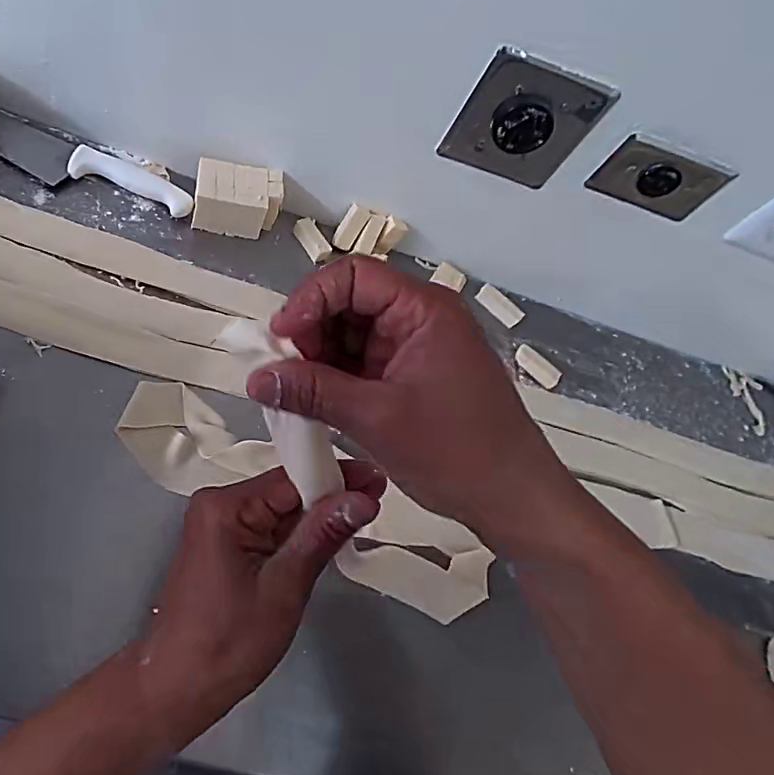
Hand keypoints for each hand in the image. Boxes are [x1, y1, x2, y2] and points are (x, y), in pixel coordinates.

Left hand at [136, 460, 383, 727]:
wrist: (175, 690)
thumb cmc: (226, 644)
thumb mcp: (283, 588)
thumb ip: (322, 536)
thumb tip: (362, 499)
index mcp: (225, 507)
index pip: (292, 477)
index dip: (338, 477)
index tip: (377, 480)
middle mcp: (220, 504)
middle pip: (287, 488)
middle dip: (332, 494)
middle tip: (377, 498)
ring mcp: (221, 523)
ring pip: (282, 506)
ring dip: (319, 514)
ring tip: (364, 513)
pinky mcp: (227, 541)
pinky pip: (271, 524)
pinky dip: (300, 531)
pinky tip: (331, 534)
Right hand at [247, 256, 581, 547]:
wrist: (510, 497)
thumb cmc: (464, 452)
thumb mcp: (377, 418)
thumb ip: (314, 392)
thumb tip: (263, 378)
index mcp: (424, 310)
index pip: (355, 276)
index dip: (311, 299)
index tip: (282, 336)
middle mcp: (419, 320)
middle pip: (349, 303)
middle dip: (310, 331)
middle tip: (282, 368)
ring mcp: (414, 348)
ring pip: (350, 335)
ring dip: (318, 358)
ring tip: (295, 390)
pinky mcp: (408, 376)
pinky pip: (360, 364)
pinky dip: (334, 378)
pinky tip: (314, 400)